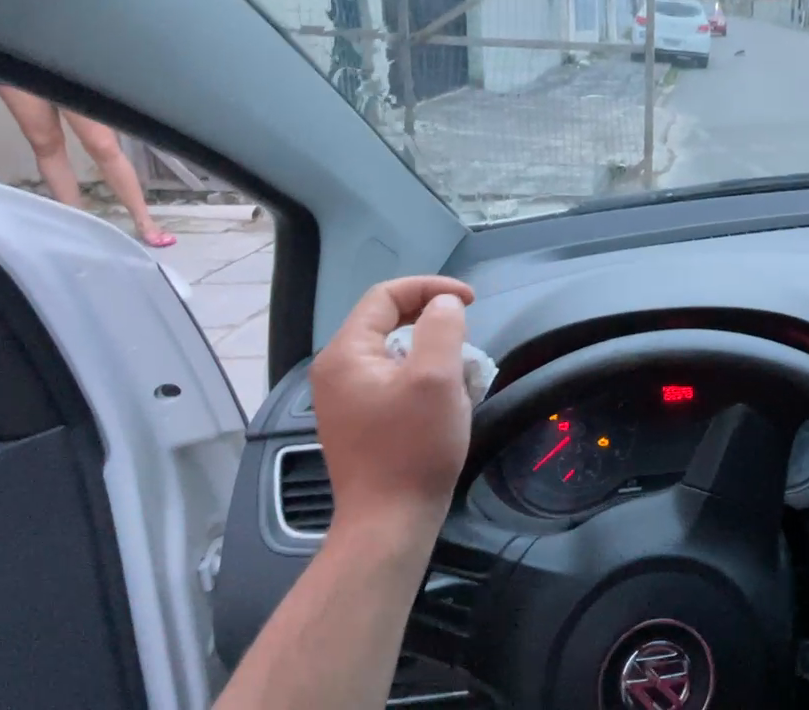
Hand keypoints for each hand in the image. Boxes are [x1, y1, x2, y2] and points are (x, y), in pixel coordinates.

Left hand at [308, 276, 476, 539]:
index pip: (386, 295)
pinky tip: (447, 402)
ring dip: (436, 354)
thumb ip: (441, 327)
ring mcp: (347, 397)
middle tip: (468, 341)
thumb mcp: (437, 377)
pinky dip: (426, 378)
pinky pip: (397, 379)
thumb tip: (443, 305)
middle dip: (436, 324)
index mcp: (347, 353)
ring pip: (398, 351)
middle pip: (390, 321)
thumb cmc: (413, 447)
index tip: (470, 301)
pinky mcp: (362, 419)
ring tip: (462, 376)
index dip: (431, 288)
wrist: (390, 521)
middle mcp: (338, 370)